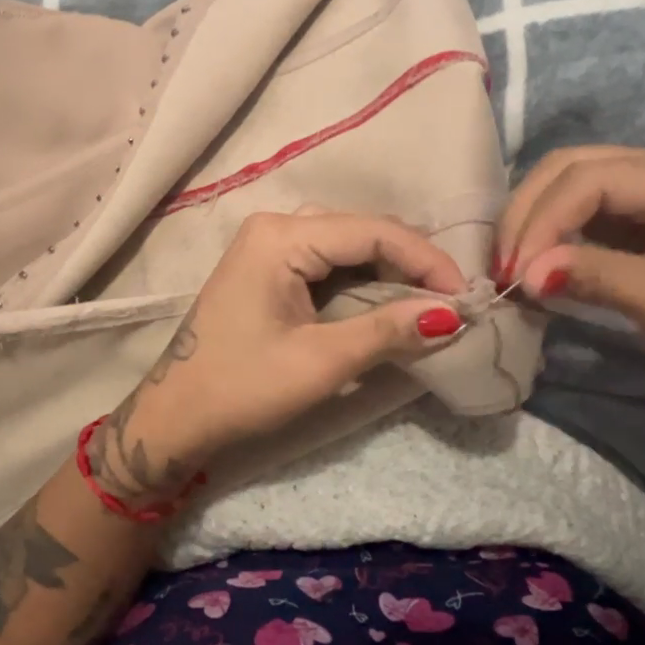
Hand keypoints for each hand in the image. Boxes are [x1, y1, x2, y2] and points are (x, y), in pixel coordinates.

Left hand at [85, 212, 470, 506]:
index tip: (468, 295)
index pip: (372, 231)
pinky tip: (388, 302)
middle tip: (454, 301)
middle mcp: (274, 227)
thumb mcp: (322, 362)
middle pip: (360, 231)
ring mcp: (266, 246)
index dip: (426, 259)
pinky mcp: (266, 269)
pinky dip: (361, 280)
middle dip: (410, 262)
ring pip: (346, 245)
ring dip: (388, 271)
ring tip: (430, 302)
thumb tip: (453, 314)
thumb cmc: (243, 389)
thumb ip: (387, 330)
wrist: (177, 417)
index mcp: (281, 237)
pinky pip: (326, 262)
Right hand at [494, 145, 644, 397]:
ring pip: (567, 175)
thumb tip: (524, 274)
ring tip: (512, 261)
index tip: (515, 272)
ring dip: (532, 215)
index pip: (591, 179)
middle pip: (571, 164)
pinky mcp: (640, 198)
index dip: (543, 220)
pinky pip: (579, 196)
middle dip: (528, 212)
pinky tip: (534, 254)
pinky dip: (549, 223)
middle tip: (502, 265)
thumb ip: (596, 278)